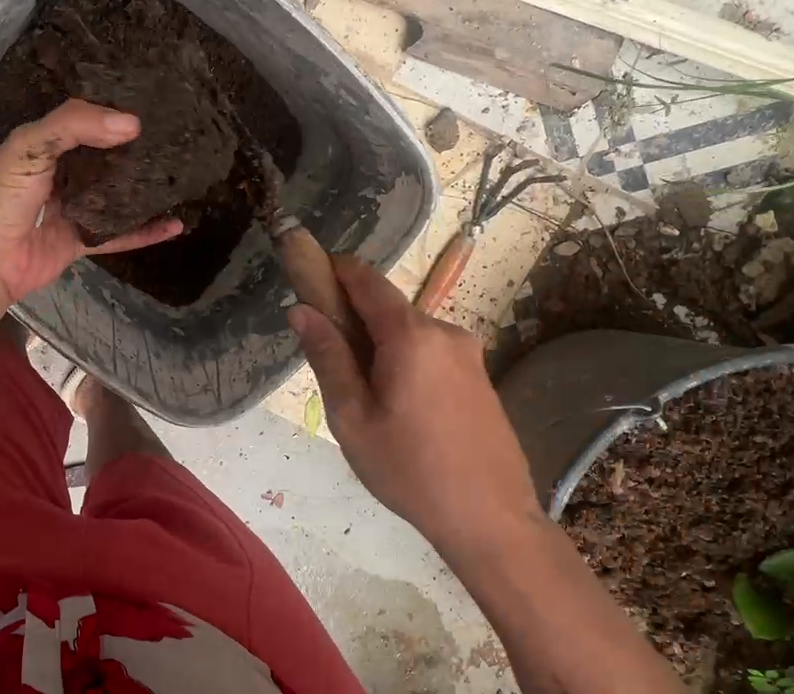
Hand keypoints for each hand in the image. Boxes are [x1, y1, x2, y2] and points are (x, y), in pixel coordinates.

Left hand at [0, 99, 183, 305]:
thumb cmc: (2, 193)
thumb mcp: (31, 145)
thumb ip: (76, 126)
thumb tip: (133, 124)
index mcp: (45, 144)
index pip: (85, 121)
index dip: (114, 113)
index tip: (154, 104)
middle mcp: (61, 173)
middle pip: (106, 159)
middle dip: (136, 150)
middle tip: (179, 138)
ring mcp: (73, 209)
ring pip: (116, 196)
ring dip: (145, 189)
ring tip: (182, 177)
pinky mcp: (81, 241)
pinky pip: (120, 234)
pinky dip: (146, 231)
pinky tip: (175, 224)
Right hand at [288, 256, 541, 546]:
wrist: (493, 523)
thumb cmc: (410, 471)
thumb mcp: (351, 417)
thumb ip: (327, 356)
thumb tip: (300, 309)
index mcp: (410, 334)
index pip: (365, 278)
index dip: (332, 270)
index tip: (305, 278)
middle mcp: (444, 331)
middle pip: (386, 306)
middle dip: (353, 318)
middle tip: (328, 363)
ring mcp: (468, 353)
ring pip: (407, 331)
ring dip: (379, 345)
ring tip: (364, 398)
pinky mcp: (480, 376)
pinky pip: (429, 351)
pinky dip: (404, 360)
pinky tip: (399, 408)